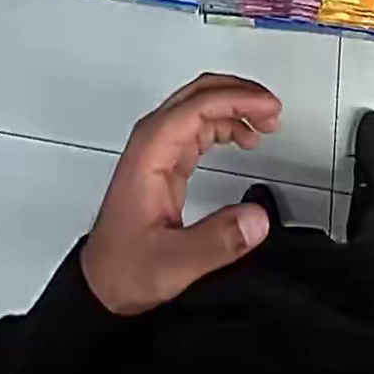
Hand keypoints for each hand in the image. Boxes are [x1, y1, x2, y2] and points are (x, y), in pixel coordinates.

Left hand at [79, 73, 282, 314]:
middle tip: (271, 108)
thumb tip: (257, 217)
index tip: (268, 107)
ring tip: (265, 123)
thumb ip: (217, 241)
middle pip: (198, 93)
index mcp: (152, 149)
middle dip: (238, 93)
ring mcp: (158, 145)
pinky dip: (225, 123)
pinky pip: (198, 124)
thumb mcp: (173, 262)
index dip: (237, 100)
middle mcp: (153, 139)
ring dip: (234, 106)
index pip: (199, 105)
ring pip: (199, 104)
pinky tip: (243, 136)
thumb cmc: (124, 265)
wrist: (102, 280)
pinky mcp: (165, 157)